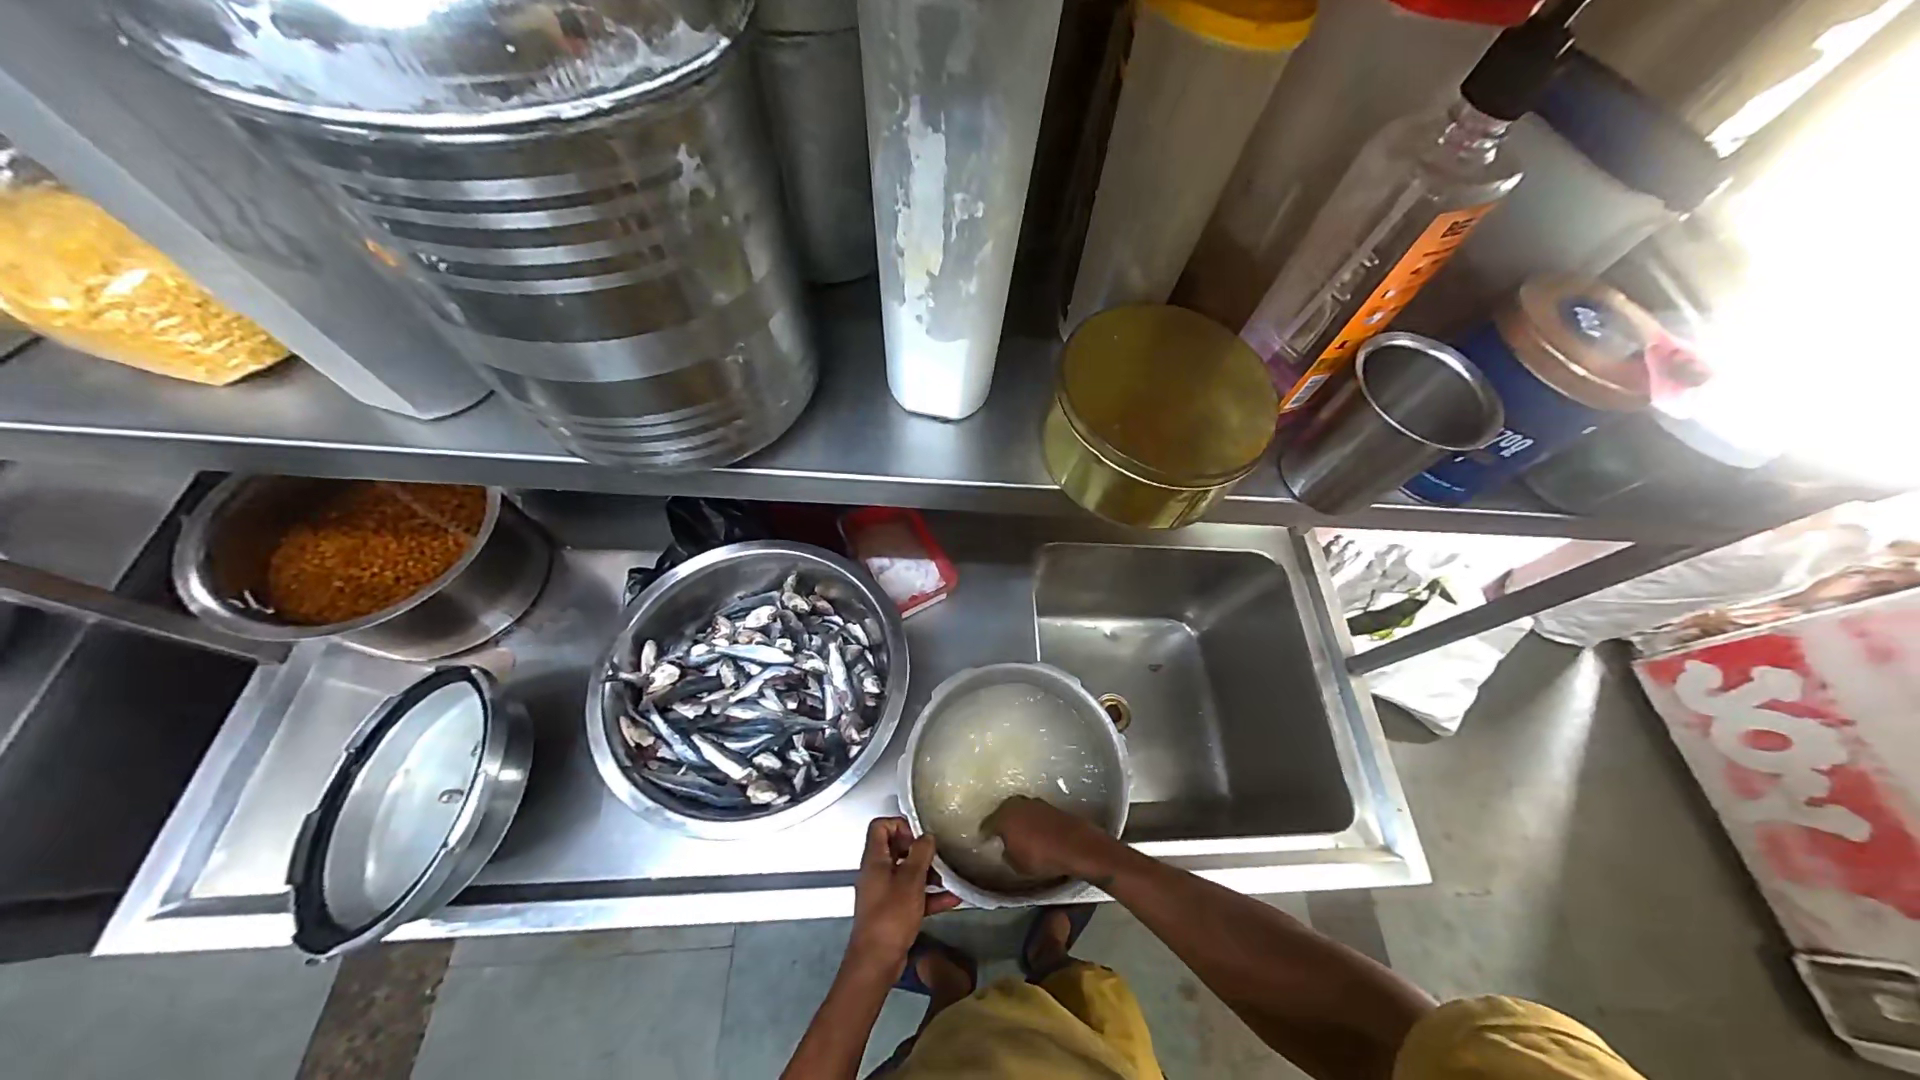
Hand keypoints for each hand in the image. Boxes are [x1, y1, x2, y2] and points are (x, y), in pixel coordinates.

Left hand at [848, 817, 959, 976]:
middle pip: (896, 849)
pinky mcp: (892, 912)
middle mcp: (877, 872)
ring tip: (950, 877)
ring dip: (929, 874)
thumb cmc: (891, 915)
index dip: (900, 825)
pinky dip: (929, 896)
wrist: (876, 961)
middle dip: (920, 851)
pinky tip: (952, 899)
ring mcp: (884, 893)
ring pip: (907, 874)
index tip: (919, 836)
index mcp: (875, 859)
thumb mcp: (910, 880)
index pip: (880, 826)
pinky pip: (912, 896)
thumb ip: (920, 854)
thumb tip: (927, 836)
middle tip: (938, 856)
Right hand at [981, 796, 1118, 881]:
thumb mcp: (1017, 865)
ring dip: (1018, 820)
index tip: (983, 840)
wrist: (1076, 845)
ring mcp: (1035, 802)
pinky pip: (1034, 814)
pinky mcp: (1050, 806)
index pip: (988, 824)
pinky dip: (1032, 821)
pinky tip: (1034, 831)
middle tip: (1000, 834)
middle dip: (1001, 822)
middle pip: (1003, 812)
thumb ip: (1007, 854)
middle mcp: (1016, 804)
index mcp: (1003, 816)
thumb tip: (1007, 848)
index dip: (985, 833)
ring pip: (1020, 811)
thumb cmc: (1041, 856)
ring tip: (1019, 833)